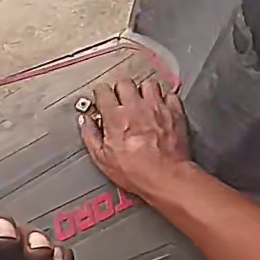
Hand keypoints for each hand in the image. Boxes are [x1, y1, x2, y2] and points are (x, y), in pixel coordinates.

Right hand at [79, 78, 193, 196]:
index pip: (103, 91)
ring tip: (143, 103)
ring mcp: (157, 107)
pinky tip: (161, 109)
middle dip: (121, 90)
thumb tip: (85, 122)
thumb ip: (91, 136)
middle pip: (125, 82)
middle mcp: (136, 107)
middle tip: (122, 102)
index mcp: (116, 117)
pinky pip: (169, 95)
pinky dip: (165, 100)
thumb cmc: (137, 172)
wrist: (167, 177)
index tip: (103, 100)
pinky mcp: (175, 112)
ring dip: (144, 92)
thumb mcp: (103, 160)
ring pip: (148, 84)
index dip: (101, 94)